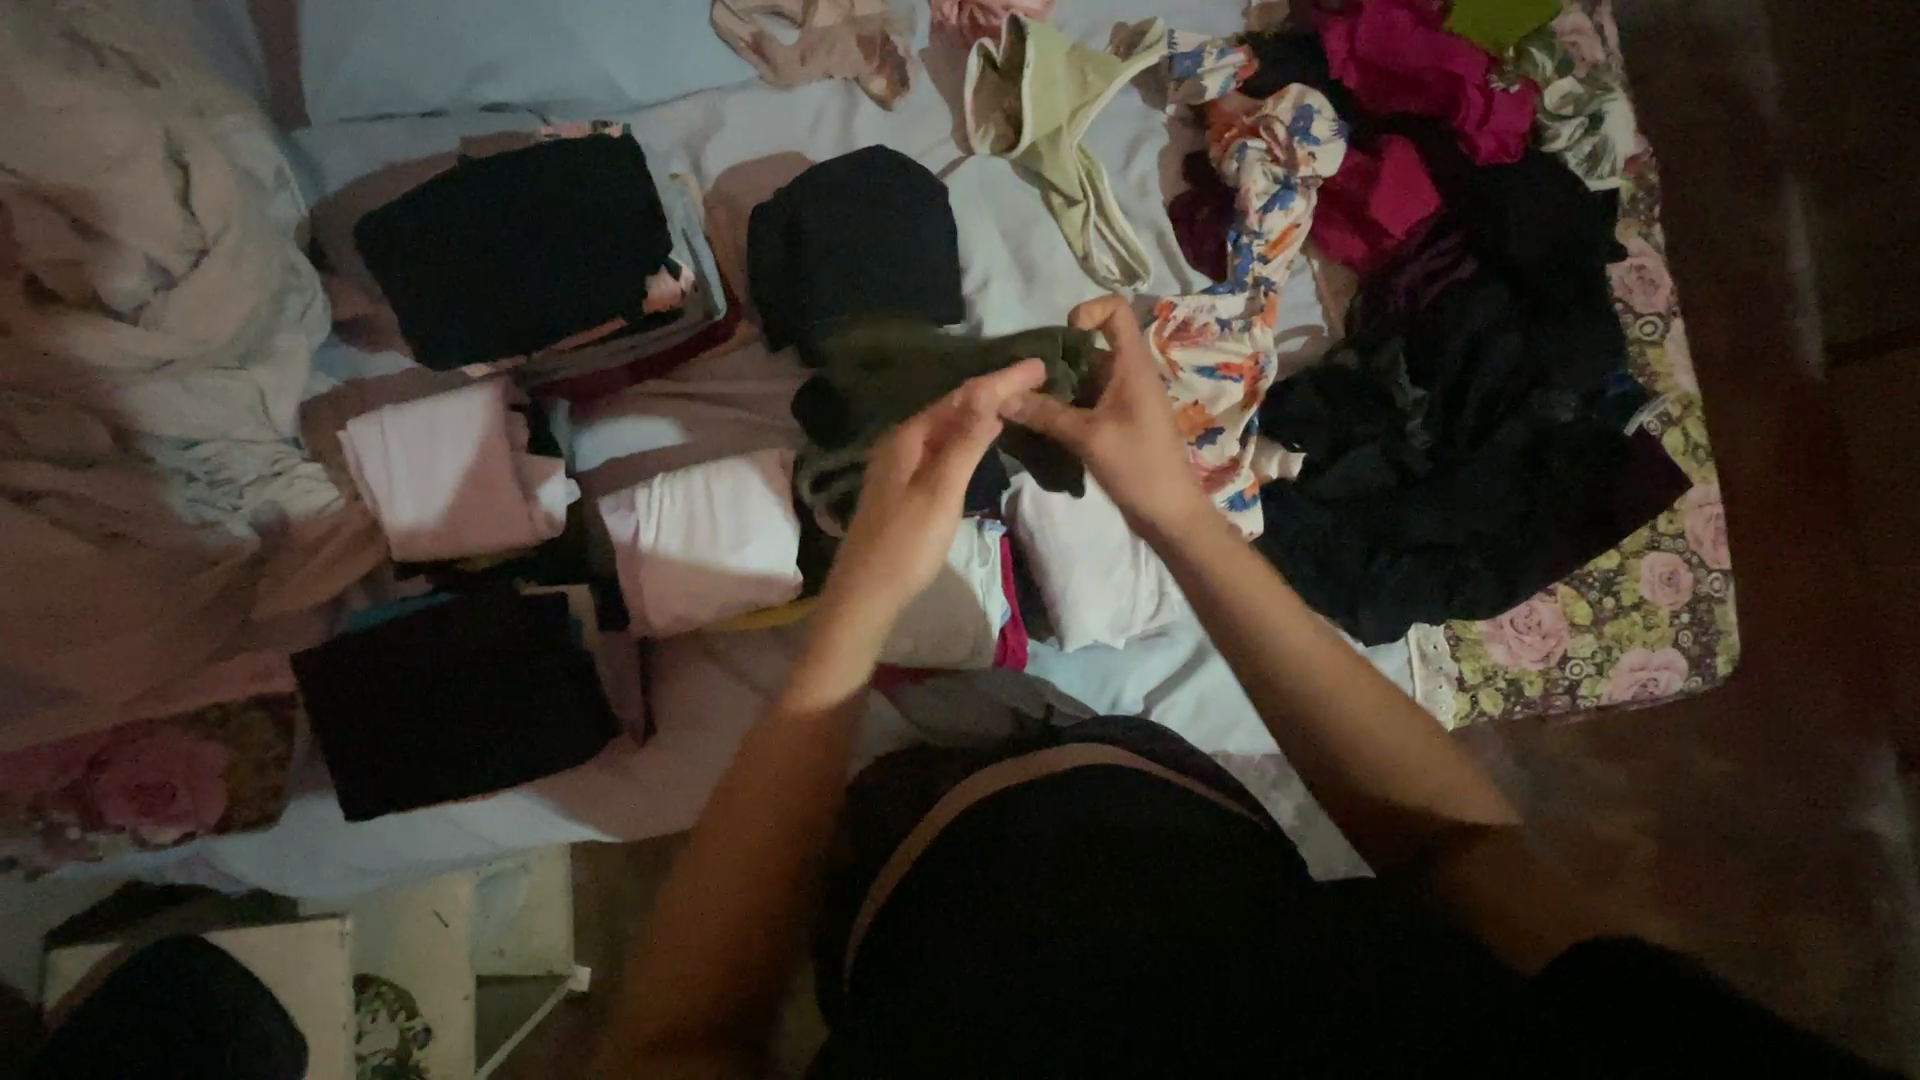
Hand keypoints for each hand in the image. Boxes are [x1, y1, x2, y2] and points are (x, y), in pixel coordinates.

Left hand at [818, 359, 1049, 629]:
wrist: (866, 591)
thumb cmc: (907, 543)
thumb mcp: (941, 491)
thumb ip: (965, 444)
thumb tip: (988, 397)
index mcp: (908, 438)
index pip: (962, 398)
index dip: (1000, 381)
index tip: (1038, 365)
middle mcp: (901, 443)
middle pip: (952, 408)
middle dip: (992, 390)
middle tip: (1033, 376)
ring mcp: (899, 465)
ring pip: (946, 428)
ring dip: (980, 412)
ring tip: (1015, 398)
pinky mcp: (903, 487)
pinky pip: (940, 448)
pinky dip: (966, 437)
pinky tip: (980, 439)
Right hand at [998, 295, 1214, 540]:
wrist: (1168, 513)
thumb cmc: (1137, 466)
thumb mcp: (1088, 437)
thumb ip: (1045, 413)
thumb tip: (1002, 396)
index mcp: (1132, 366)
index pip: (1116, 311)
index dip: (1087, 311)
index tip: (1061, 338)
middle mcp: (1129, 375)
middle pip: (1092, 347)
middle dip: (1057, 358)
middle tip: (1026, 379)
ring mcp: (1124, 401)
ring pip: (1085, 378)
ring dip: (1057, 387)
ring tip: (1026, 405)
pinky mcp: (1117, 423)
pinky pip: (1087, 402)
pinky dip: (1064, 408)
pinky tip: (1042, 425)